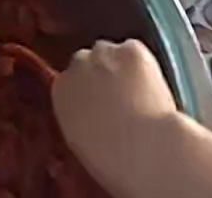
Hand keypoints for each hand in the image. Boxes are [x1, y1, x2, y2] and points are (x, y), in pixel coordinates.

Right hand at [51, 40, 180, 192]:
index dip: (87, 92)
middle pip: (87, 60)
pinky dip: (143, 64)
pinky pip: (135, 51)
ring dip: (120, 66)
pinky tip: (150, 84)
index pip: (70, 81)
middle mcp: (77, 64)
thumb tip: (88, 114)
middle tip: (120, 98)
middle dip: (100, 74)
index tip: (100, 105)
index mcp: (61, 91)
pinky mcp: (132, 49)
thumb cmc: (115, 163)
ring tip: (138, 93)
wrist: (147, 151)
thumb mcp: (82, 144)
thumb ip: (77, 117)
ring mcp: (105, 52)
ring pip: (111, 52)